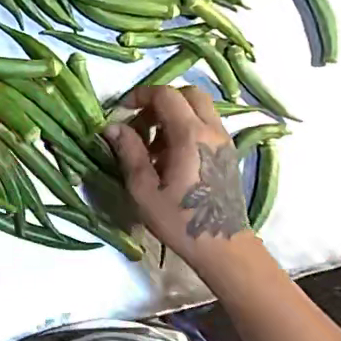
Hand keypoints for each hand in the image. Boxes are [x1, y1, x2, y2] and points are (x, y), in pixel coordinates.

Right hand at [103, 85, 265, 276]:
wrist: (222, 246)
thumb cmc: (180, 221)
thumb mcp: (144, 189)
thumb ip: (129, 152)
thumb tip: (113, 127)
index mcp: (191, 135)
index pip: (166, 95)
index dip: (141, 95)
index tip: (122, 110)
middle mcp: (212, 130)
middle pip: (188, 94)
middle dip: (161, 102)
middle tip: (141, 125)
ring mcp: (224, 141)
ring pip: (199, 109)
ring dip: (174, 116)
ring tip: (153, 148)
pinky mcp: (228, 154)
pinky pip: (206, 126)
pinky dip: (187, 129)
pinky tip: (171, 159)